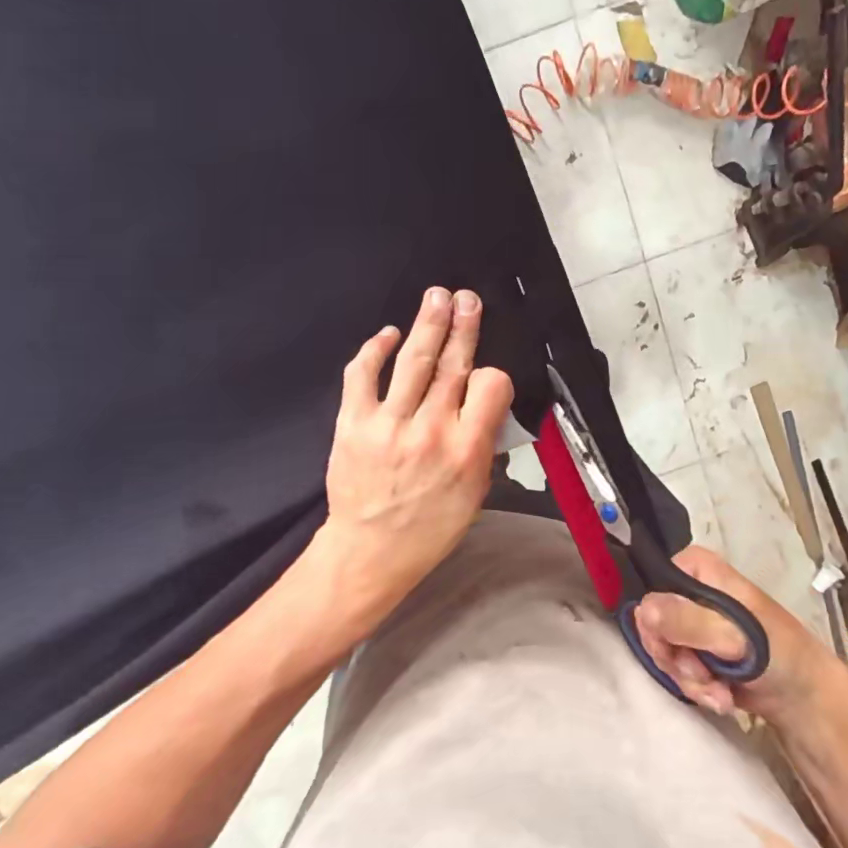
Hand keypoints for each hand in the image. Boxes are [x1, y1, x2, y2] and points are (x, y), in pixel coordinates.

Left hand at [321, 286, 513, 600]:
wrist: (371, 551)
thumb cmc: (430, 527)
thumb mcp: (476, 493)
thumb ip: (482, 446)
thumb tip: (485, 407)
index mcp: (467, 450)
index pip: (490, 387)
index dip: (493, 375)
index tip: (487, 377)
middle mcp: (431, 430)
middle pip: (453, 365)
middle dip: (463, 327)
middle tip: (467, 298)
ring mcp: (389, 424)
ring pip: (413, 362)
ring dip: (428, 324)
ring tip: (438, 296)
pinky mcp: (354, 424)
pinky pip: (363, 376)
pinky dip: (375, 350)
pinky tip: (388, 333)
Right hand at [632, 546, 843, 723]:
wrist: (804, 696)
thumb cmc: (778, 652)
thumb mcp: (734, 636)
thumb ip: (688, 621)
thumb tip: (644, 610)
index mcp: (699, 569)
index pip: (655, 586)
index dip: (661, 620)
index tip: (678, 646)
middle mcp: (690, 591)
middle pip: (654, 623)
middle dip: (677, 659)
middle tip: (701, 675)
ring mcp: (691, 623)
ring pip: (663, 650)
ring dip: (690, 679)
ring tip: (720, 693)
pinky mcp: (695, 651)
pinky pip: (675, 668)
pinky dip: (696, 688)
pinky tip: (721, 698)